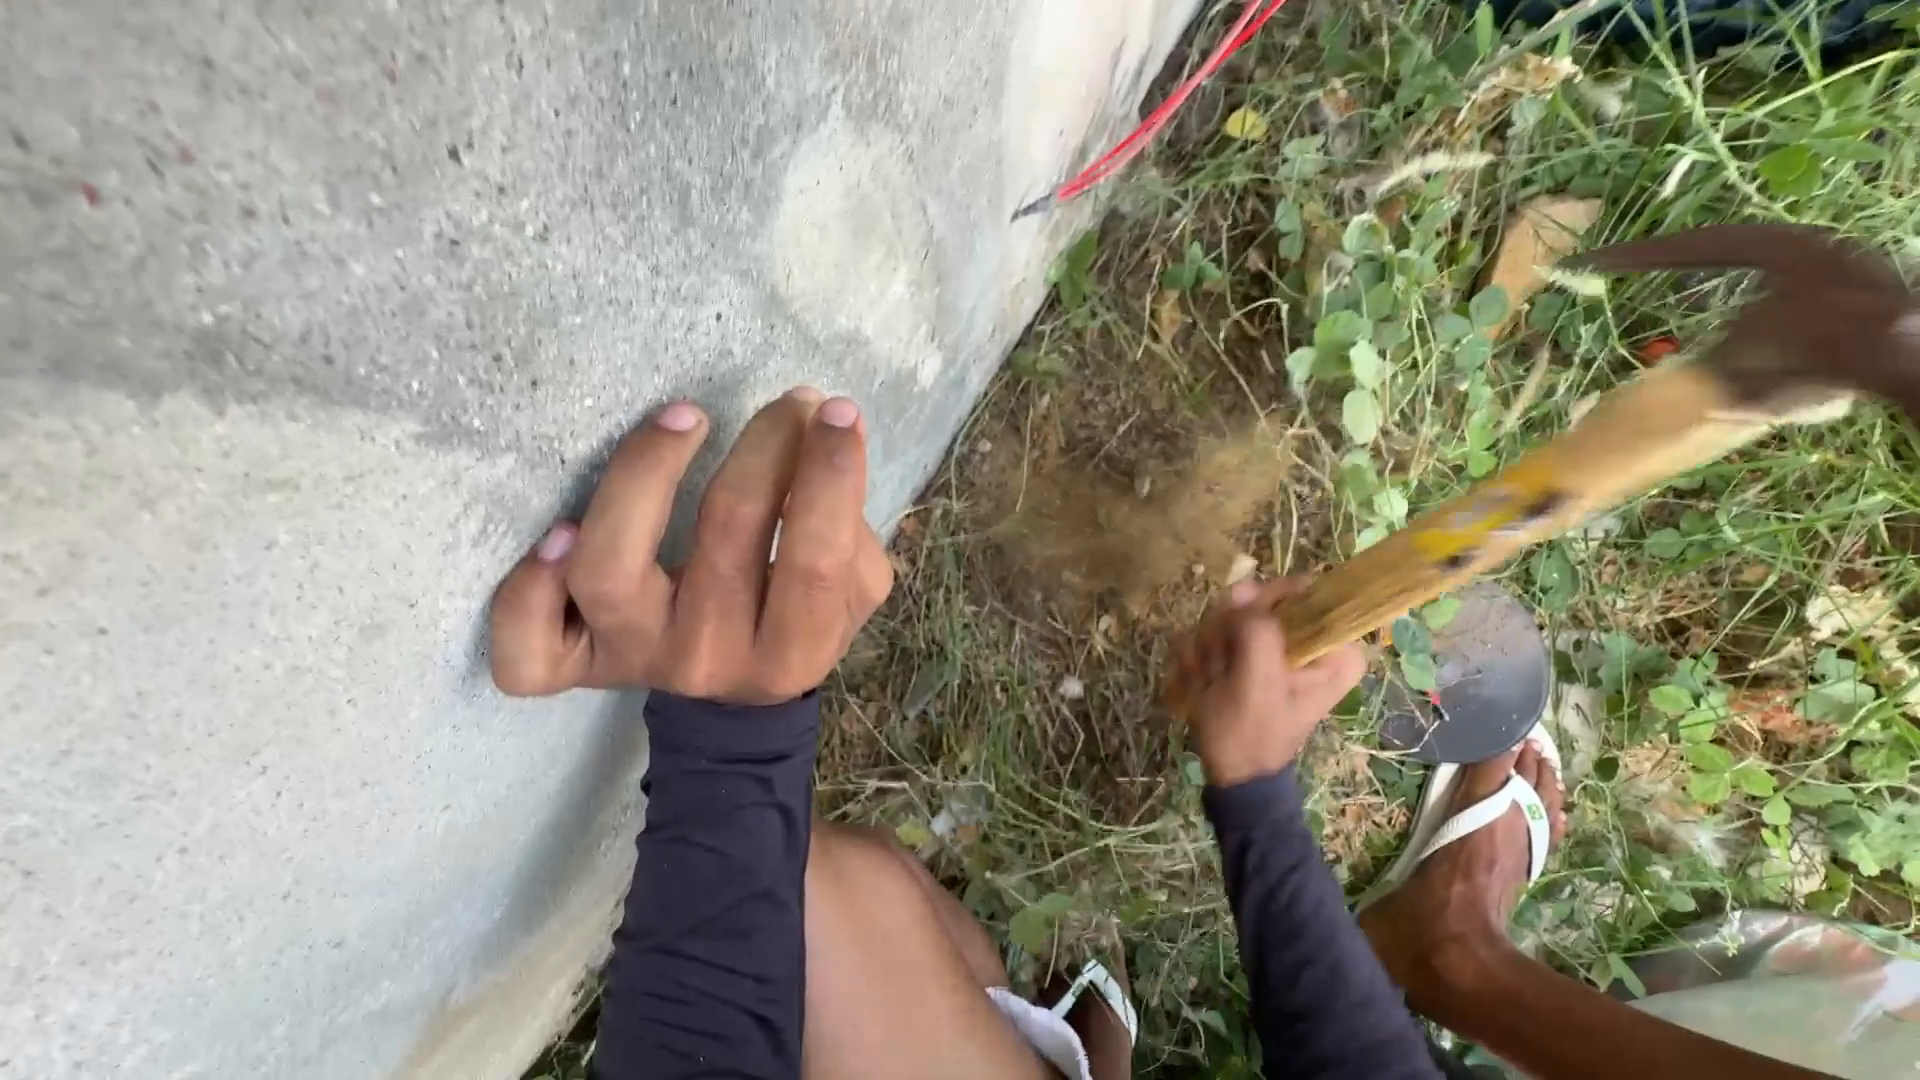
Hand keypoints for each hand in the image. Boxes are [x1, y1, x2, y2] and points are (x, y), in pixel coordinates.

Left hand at [488, 387, 893, 703]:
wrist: (735, 704)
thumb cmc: (796, 624)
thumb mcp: (854, 596)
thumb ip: (852, 536)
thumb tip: (820, 450)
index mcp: (791, 651)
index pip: (814, 560)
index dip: (829, 475)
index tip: (836, 409)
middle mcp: (709, 660)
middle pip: (725, 535)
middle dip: (765, 447)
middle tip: (788, 404)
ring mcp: (631, 658)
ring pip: (608, 569)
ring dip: (643, 475)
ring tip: (684, 419)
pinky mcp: (568, 665)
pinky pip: (527, 641)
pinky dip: (528, 588)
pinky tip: (559, 530)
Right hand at [1173, 578, 1366, 785]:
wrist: (1232, 774)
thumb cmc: (1250, 735)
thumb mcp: (1257, 683)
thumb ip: (1256, 629)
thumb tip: (1242, 591)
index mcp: (1334, 648)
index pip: (1301, 592)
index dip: (1262, 605)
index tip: (1239, 630)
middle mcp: (1311, 641)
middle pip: (1257, 602)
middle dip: (1226, 634)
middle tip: (1219, 668)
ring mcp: (1275, 647)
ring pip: (1229, 616)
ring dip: (1208, 648)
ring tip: (1208, 681)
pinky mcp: (1248, 654)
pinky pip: (1213, 632)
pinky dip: (1201, 655)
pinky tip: (1201, 681)